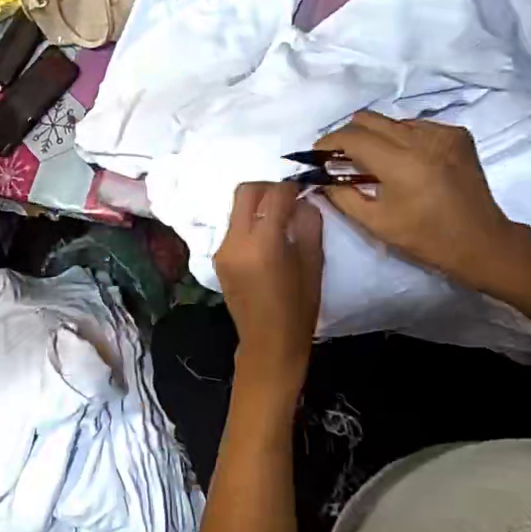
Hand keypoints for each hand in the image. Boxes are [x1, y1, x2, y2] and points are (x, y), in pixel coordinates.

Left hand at [214, 181, 323, 376]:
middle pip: (245, 192)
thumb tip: (303, 201)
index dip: (291, 187)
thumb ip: (308, 226)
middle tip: (288, 198)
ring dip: (258, 205)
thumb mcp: (313, 264)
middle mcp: (236, 242)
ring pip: (237, 209)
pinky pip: (233, 228)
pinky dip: (250, 222)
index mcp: (263, 244)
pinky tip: (267, 237)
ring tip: (280, 218)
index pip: (274, 196)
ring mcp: (222, 250)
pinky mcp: (218, 259)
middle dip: (268, 188)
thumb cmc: (298, 309)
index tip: (305, 189)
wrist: (267, 344)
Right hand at [316, 112, 530, 290]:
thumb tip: (321, 177)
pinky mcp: (457, 135)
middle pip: (370, 119)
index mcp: (400, 163)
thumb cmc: (424, 238)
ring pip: (392, 121)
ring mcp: (443, 133)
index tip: (316, 154)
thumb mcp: (375, 222)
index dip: (329, 143)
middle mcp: (422, 139)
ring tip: (372, 163)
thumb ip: (342, 195)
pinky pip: (416, 126)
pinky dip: (401, 139)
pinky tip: (403, 162)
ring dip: (375, 137)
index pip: (353, 137)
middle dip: (348, 135)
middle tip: (338, 157)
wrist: (481, 241)